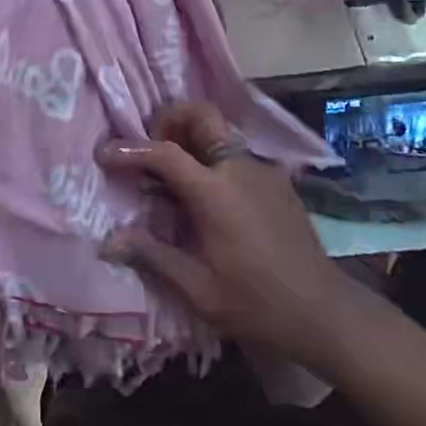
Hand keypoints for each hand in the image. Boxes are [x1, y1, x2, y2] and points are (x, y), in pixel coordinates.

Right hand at [97, 101, 357, 366]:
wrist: (321, 311)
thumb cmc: (254, 303)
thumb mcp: (197, 288)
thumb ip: (153, 256)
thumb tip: (108, 242)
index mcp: (216, 193)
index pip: (166, 154)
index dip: (131, 149)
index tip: (104, 153)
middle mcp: (240, 168)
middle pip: (203, 115)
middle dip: (171, 118)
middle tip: (153, 146)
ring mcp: (264, 170)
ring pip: (222, 133)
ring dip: (193, 139)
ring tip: (175, 175)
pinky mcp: (278, 180)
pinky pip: (238, 155)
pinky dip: (215, 159)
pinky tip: (211, 198)